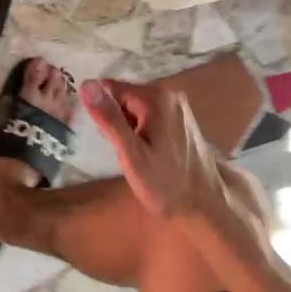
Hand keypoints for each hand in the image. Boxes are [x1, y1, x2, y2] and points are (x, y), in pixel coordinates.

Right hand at [81, 79, 245, 226]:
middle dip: (116, 120)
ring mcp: (177, 106)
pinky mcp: (180, 119)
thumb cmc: (165, 184)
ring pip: (135, 107)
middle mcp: (168, 94)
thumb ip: (109, 118)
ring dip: (128, 127)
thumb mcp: (131, 154)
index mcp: (155, 97)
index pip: (110, 88)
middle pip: (124, 96)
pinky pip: (149, 115)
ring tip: (136, 155)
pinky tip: (148, 153)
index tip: (106, 137)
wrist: (205, 206)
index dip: (102, 111)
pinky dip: (141, 131)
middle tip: (124, 151)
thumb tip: (85, 84)